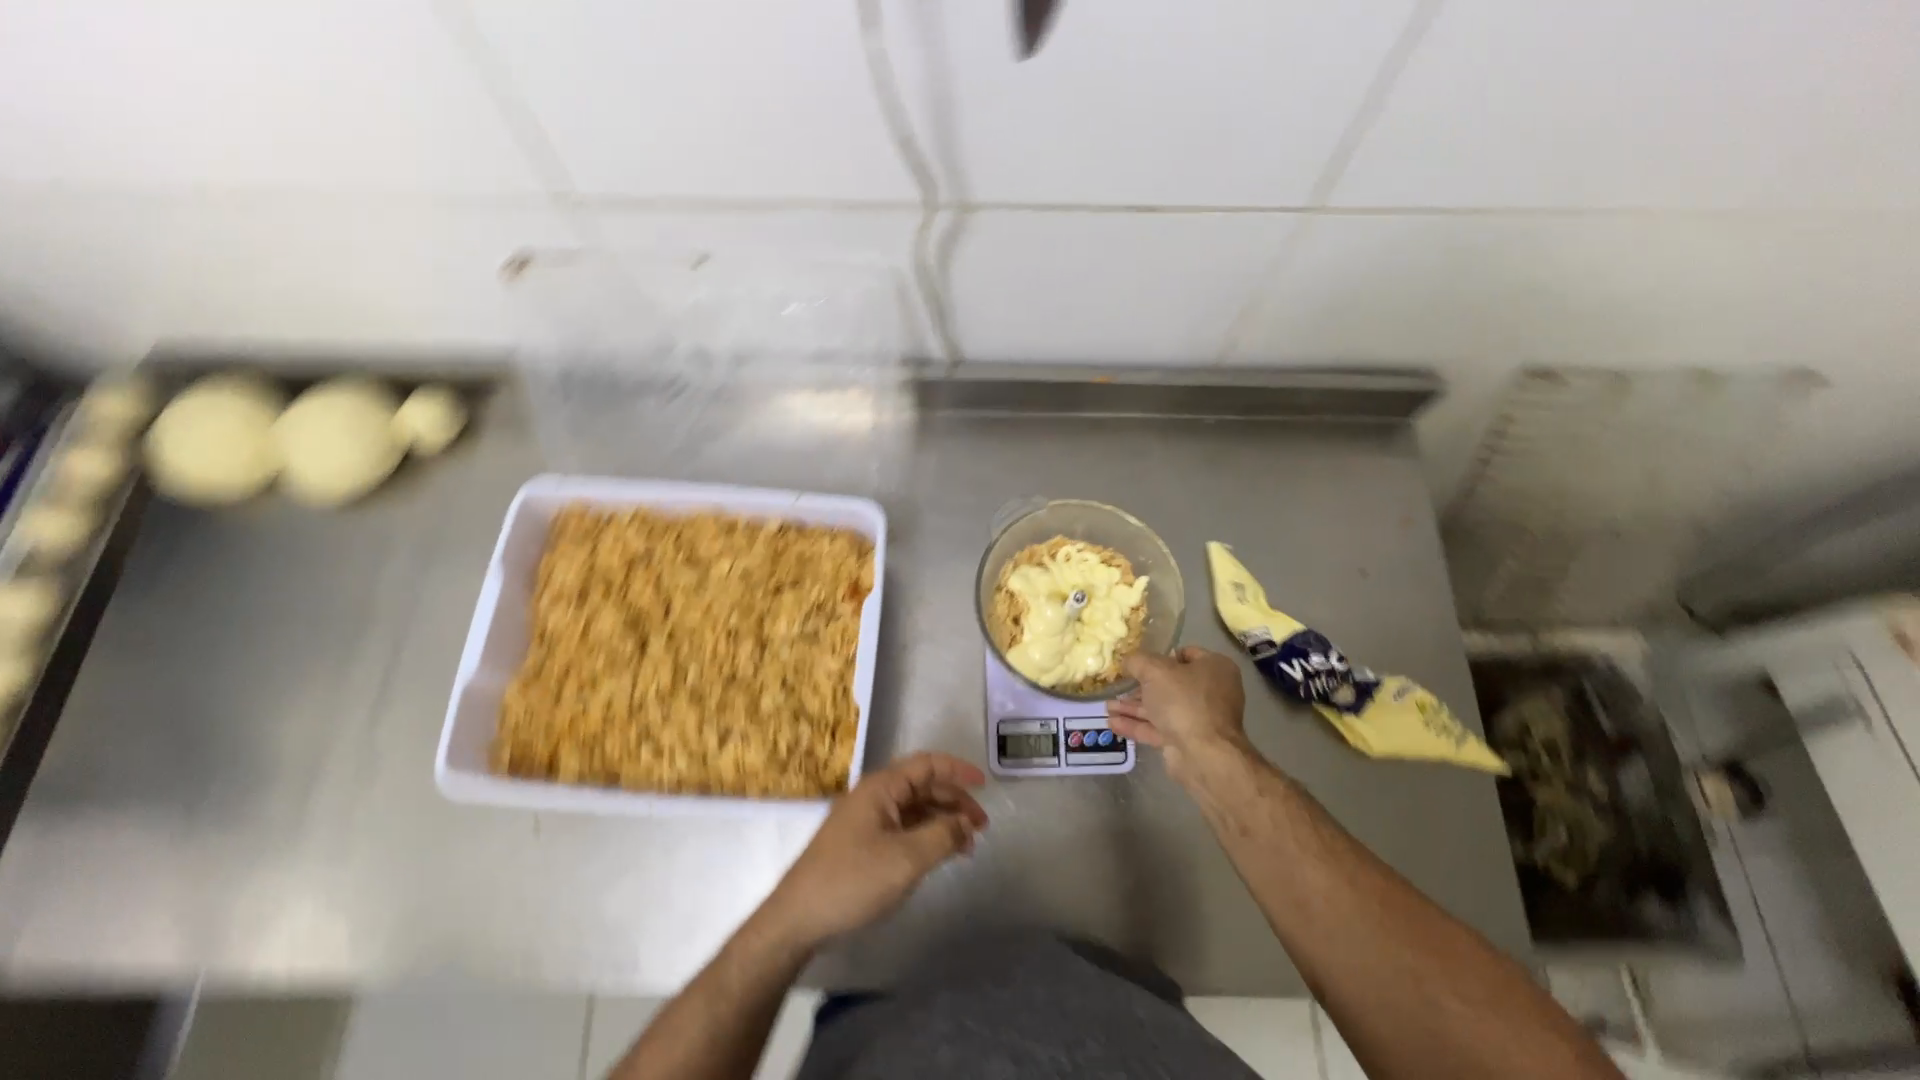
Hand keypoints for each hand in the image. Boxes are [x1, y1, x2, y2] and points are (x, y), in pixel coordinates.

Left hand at [760, 753, 987, 949]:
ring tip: (966, 846)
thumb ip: (942, 835)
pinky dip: (924, 836)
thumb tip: (967, 822)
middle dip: (954, 800)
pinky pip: (901, 828)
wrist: (797, 919)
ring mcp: (863, 821)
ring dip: (941, 821)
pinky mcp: (859, 845)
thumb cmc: (852, 881)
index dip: (957, 770)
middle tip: (981, 827)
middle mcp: (872, 797)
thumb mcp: (906, 859)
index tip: (985, 785)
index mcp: (880, 788)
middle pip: (921, 786)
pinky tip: (938, 856)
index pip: (926, 764)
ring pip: (912, 809)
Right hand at [1108, 646, 1251, 780]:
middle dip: (1141, 686)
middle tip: (1118, 686)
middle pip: (1170, 683)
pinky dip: (1136, 725)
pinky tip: (1112, 723)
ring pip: (1161, 708)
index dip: (1161, 656)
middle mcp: (1210, 692)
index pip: (1186, 654)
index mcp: (1214, 668)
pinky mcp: (1186, 741)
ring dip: (1134, 707)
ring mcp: (1199, 718)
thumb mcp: (1155, 671)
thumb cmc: (1183, 701)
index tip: (1139, 662)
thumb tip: (1127, 660)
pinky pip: (1158, 728)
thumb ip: (1137, 661)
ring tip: (1107, 706)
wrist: (1203, 755)